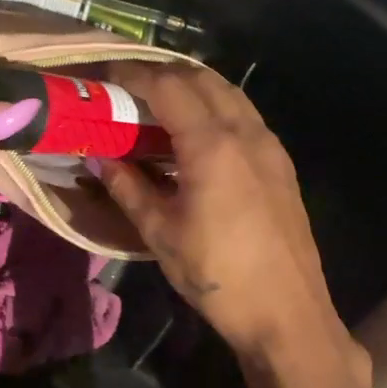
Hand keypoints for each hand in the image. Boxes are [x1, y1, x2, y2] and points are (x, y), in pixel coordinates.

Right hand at [98, 65, 367, 382]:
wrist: (287, 314)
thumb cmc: (217, 275)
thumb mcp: (160, 233)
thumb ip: (128, 188)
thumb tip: (100, 159)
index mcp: (211, 146)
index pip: (168, 87)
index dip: (134, 75)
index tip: (106, 74)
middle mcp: (245, 133)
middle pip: (202, 79)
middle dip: (163, 73)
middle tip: (128, 85)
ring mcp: (270, 147)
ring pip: (229, 93)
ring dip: (193, 86)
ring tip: (159, 102)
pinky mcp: (281, 164)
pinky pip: (245, 115)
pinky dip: (216, 107)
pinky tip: (196, 133)